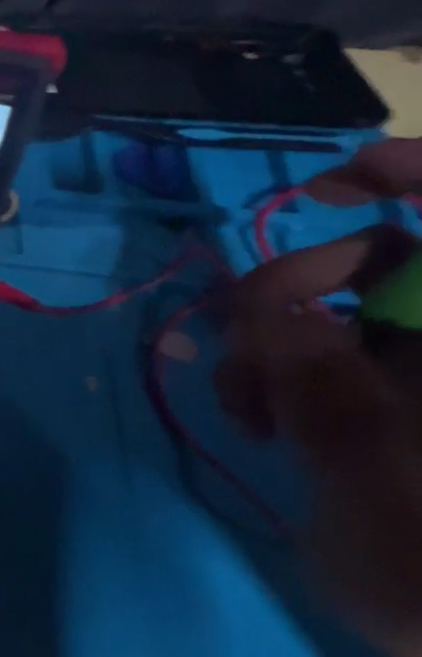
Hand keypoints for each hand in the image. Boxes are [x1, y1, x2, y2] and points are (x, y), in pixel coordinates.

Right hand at [218, 140, 421, 656]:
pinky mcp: (395, 406)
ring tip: (250, 411)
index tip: (329, 186)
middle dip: (295, 290)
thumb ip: (324, 387)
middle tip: (252, 343)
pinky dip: (278, 375)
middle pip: (389, 262)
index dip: (417, 176)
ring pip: (339, 314)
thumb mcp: (382, 479)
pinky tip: (264, 420)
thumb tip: (265, 305)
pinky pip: (324, 357)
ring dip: (270, 347)